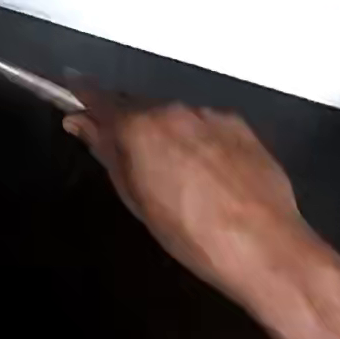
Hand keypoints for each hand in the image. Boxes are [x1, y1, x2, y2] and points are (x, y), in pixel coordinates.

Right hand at [64, 94, 326, 309]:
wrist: (269, 251)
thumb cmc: (189, 233)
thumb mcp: (135, 197)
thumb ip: (105, 151)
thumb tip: (78, 121)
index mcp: (136, 125)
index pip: (97, 96)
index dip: (81, 92)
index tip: (70, 87)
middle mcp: (168, 108)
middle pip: (135, 104)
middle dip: (129, 121)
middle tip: (134, 153)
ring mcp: (206, 113)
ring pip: (172, 114)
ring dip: (166, 130)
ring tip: (181, 169)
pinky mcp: (238, 123)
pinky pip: (205, 122)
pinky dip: (199, 137)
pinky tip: (213, 169)